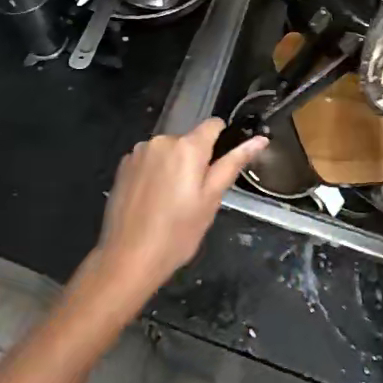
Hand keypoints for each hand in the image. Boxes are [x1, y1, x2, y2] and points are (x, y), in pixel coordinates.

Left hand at [84, 119, 267, 305]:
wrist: (127, 258)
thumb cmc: (178, 233)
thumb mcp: (212, 199)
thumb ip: (234, 163)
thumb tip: (259, 139)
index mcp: (188, 146)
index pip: (213, 125)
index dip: (221, 142)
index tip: (218, 168)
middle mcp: (162, 140)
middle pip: (189, 140)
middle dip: (195, 161)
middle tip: (194, 196)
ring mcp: (139, 151)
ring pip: (168, 151)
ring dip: (173, 166)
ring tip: (170, 201)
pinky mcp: (123, 165)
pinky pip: (148, 160)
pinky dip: (154, 173)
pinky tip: (150, 201)